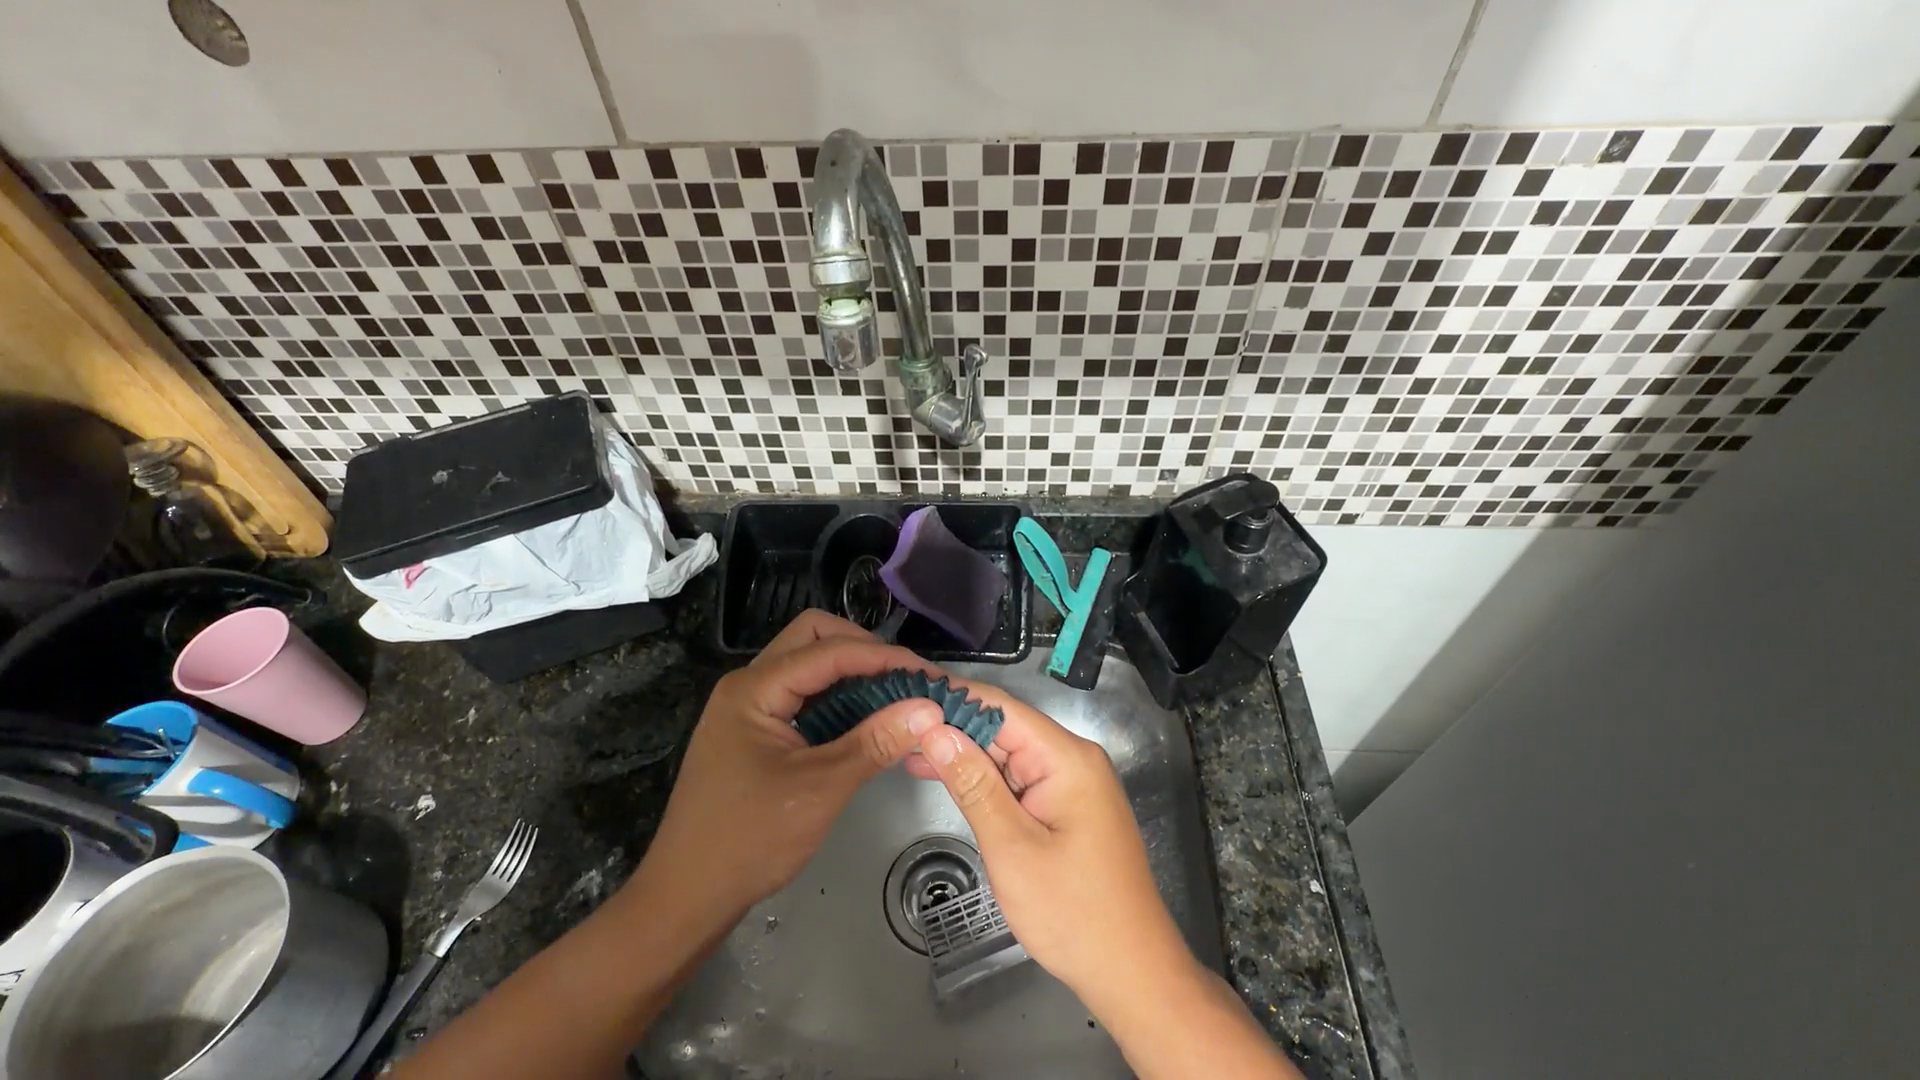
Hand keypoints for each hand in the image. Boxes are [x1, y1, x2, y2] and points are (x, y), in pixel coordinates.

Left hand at [636, 610, 941, 917]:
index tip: (930, 676)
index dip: (884, 657)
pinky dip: (840, 699)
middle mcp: (750, 686)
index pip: (829, 650)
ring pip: (810, 666)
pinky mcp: (757, 732)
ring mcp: (751, 708)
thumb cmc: (748, 840)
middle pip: (815, 639)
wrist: (688, 894)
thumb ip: (874, 743)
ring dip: (854, 674)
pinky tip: (870, 721)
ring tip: (900, 697)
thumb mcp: (819, 790)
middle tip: (909, 680)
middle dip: (866, 651)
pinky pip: (804, 696)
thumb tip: (930, 709)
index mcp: (754, 689)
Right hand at [901, 681, 1196, 998]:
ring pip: (1007, 753)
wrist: (1129, 969)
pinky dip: (982, 779)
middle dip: (951, 724)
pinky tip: (944, 776)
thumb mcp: (1011, 847)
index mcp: (1066, 758)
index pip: (1001, 707)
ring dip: (962, 752)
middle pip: (1004, 727)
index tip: (905, 688)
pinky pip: (1018, 779)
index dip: (952, 696)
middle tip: (895, 722)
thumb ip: (973, 784)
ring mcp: (1071, 784)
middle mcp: (1073, 760)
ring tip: (905, 748)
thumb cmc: (1072, 912)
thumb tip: (935, 730)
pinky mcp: (1065, 807)